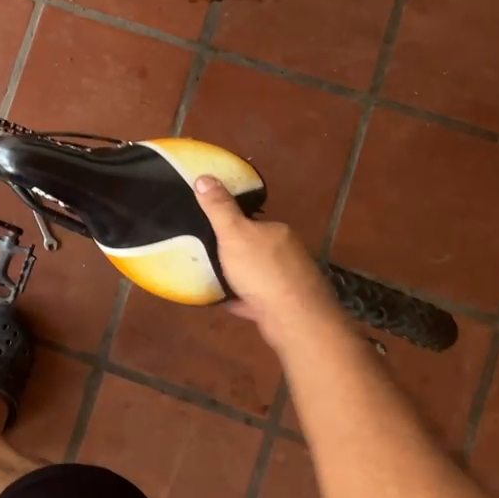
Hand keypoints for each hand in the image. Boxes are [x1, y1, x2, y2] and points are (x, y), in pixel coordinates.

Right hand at [193, 177, 338, 340]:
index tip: (211, 231)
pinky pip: (258, 298)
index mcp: (278, 232)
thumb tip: (204, 176)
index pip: (253, 222)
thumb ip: (219, 207)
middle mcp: (289, 254)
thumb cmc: (262, 272)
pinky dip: (243, 298)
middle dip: (235, 251)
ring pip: (259, 274)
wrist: (294, 320)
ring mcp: (290, 281)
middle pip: (256, 247)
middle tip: (207, 253)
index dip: (232, 225)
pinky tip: (226, 301)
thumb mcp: (234, 233)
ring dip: (239, 276)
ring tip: (213, 276)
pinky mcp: (287, 306)